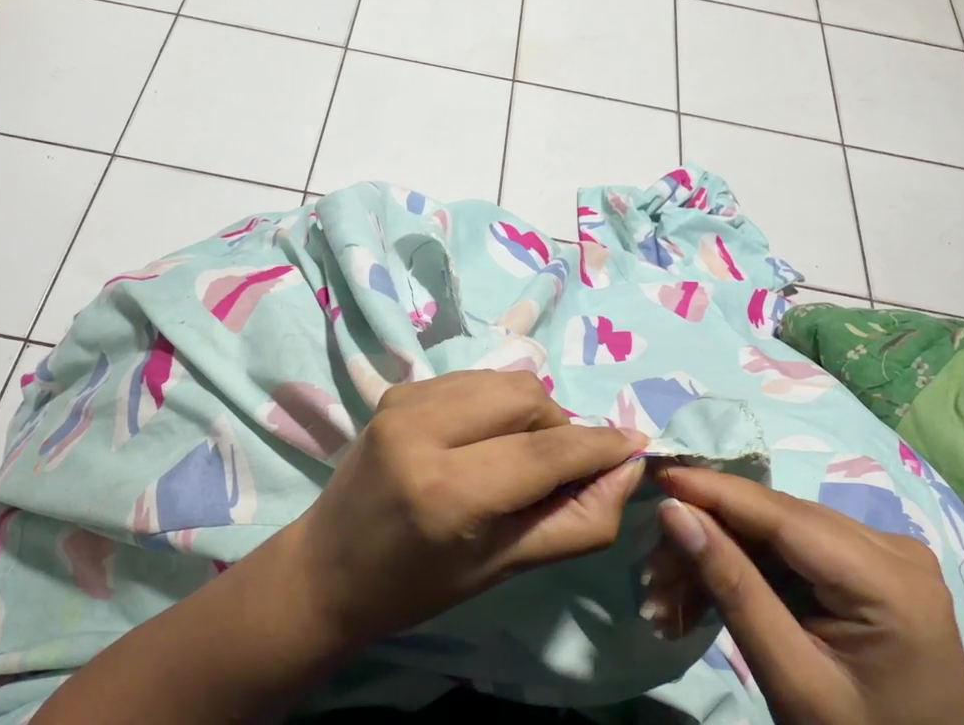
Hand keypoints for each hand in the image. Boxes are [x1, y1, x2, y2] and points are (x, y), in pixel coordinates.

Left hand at [282, 371, 647, 644]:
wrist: (328, 567)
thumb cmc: (418, 585)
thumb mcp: (504, 568)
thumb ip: (577, 520)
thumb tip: (629, 468)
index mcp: (447, 490)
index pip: (545, 452)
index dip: (598, 446)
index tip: (635, 446)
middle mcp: (422, 429)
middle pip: (527, 397)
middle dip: (558, 427)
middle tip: (558, 468)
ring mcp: (403, 401)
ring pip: (502, 379)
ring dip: (528, 412)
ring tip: (518, 454)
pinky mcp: (396, 389)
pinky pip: (472, 380)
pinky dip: (494, 403)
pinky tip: (482, 439)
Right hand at [641, 467, 963, 724]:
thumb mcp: (788, 675)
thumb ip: (733, 587)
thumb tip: (674, 511)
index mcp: (891, 582)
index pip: (784, 515)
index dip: (715, 490)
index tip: (657, 475)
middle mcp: (896, 550)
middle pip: (779, 521)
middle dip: (710, 536)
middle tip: (651, 569)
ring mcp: (889, 557)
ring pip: (780, 533)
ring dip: (723, 555)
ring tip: (666, 595)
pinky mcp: (874, 568)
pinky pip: (797, 552)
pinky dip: (751, 569)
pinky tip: (706, 595)